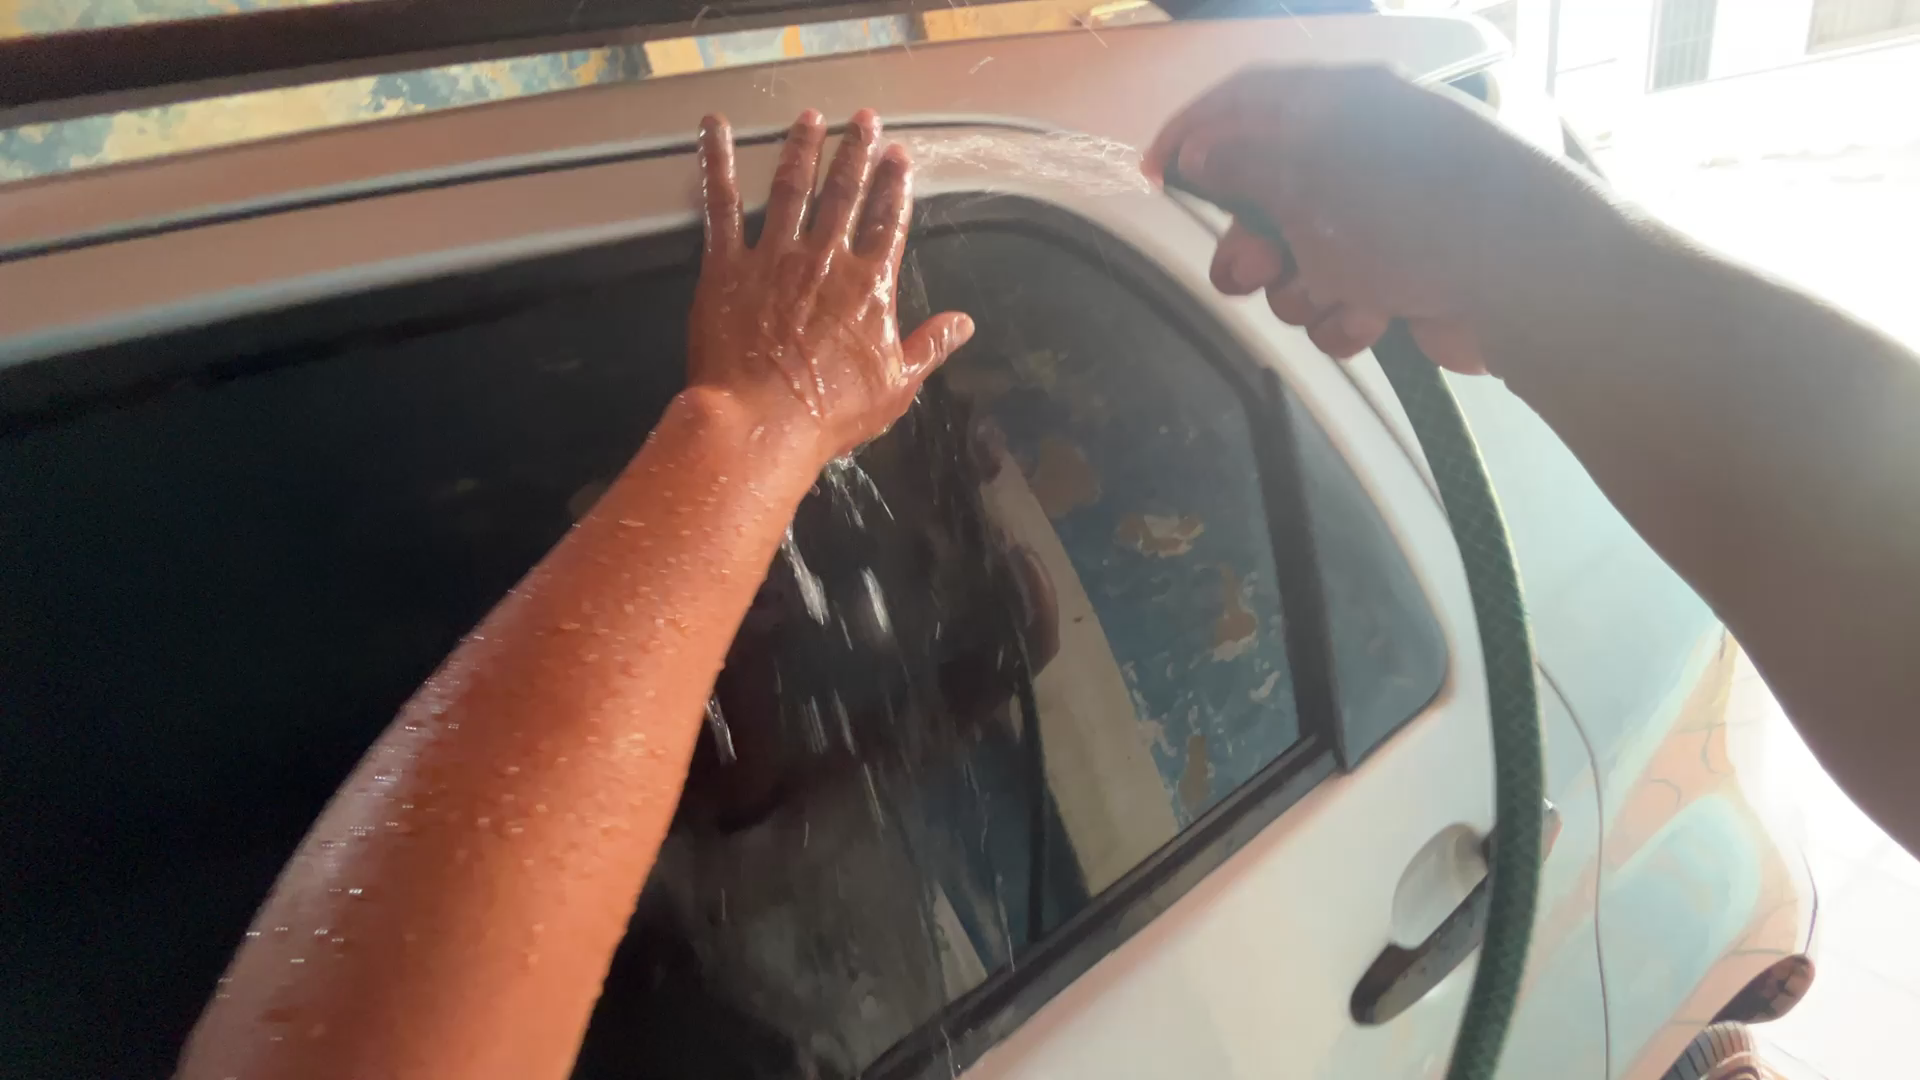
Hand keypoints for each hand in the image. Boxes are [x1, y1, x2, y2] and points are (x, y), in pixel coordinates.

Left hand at [689, 109, 974, 460]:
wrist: (764, 422)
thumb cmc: (834, 411)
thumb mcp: (897, 386)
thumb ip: (930, 347)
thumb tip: (965, 323)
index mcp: (868, 287)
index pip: (889, 223)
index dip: (896, 187)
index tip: (900, 155)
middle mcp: (824, 258)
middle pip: (844, 195)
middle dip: (856, 154)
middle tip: (863, 119)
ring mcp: (773, 257)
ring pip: (791, 189)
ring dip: (802, 149)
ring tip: (811, 118)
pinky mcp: (727, 266)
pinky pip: (721, 205)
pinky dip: (717, 162)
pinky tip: (716, 128)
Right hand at [1145, 66, 1611, 374]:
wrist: (1527, 285)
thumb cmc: (1415, 215)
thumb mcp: (1316, 182)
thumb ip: (1247, 166)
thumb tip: (1196, 150)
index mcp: (1338, 112)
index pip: (1245, 102)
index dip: (1192, 132)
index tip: (1153, 177)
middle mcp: (1351, 160)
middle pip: (1258, 199)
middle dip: (1249, 246)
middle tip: (1251, 272)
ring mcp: (1373, 221)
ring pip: (1290, 264)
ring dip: (1299, 290)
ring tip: (1336, 296)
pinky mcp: (1391, 276)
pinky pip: (1331, 302)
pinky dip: (1341, 318)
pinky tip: (1374, 318)